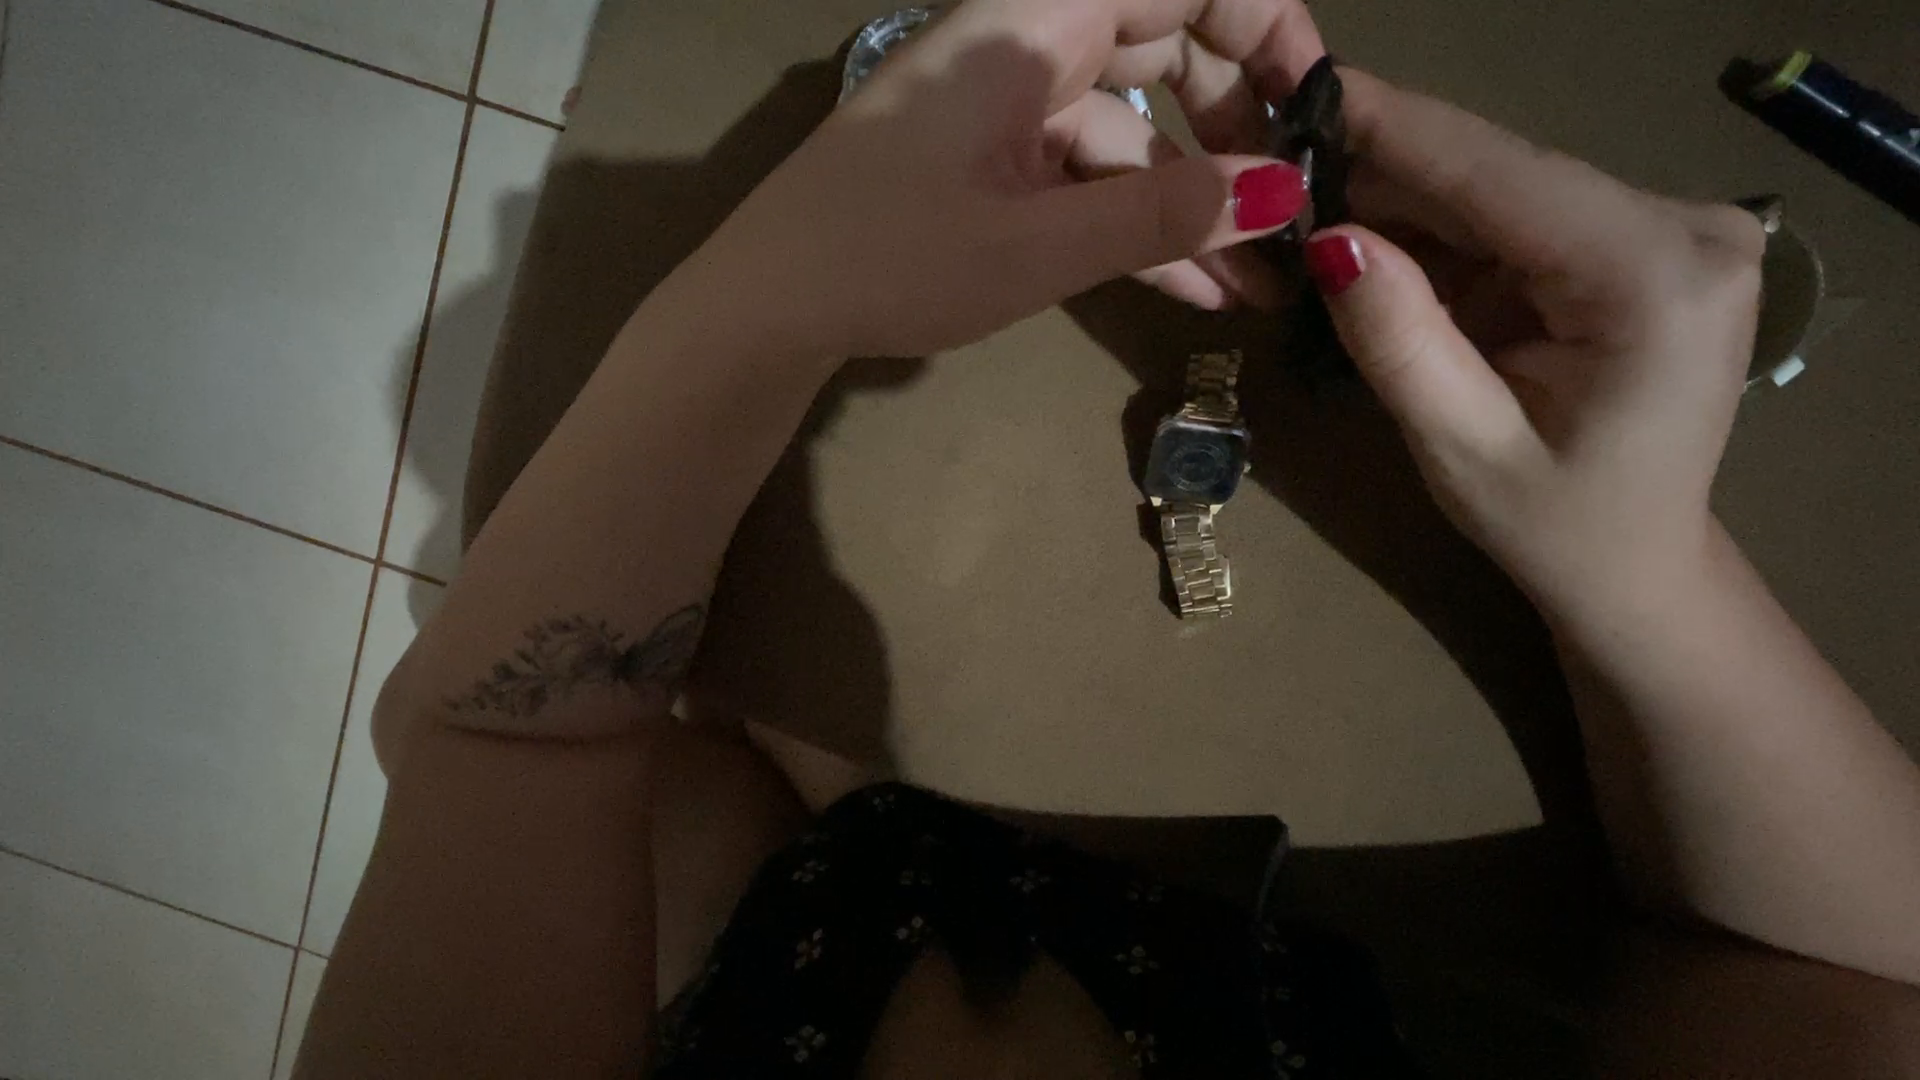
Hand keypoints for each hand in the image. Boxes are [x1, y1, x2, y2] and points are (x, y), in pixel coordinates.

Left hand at [652, 0, 1327, 360]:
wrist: (773, 308)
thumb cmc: (892, 263)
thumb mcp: (1034, 247)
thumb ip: (1155, 218)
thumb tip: (1275, 191)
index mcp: (1028, 27)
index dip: (1260, 17)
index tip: (1311, 98)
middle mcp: (1021, 52)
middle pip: (1161, 53)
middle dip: (1234, 130)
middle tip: (1291, 205)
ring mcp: (1004, 119)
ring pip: (1125, 140)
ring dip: (1190, 208)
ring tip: (1260, 280)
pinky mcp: (990, 176)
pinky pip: (1081, 187)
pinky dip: (1132, 233)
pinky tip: (1194, 290)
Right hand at [1305, 71, 1766, 618]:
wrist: (1632, 560)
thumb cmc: (1551, 523)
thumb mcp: (1458, 445)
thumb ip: (1398, 340)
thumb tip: (1327, 242)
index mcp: (1653, 276)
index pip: (1502, 177)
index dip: (1398, 130)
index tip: (1310, 92)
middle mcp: (1677, 227)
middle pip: (1498, 176)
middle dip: (1384, 171)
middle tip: (1279, 167)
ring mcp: (1657, 232)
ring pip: (1495, 194)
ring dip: (1398, 204)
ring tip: (1303, 209)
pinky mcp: (1624, 249)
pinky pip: (1505, 225)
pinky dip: (1430, 236)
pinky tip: (1365, 246)